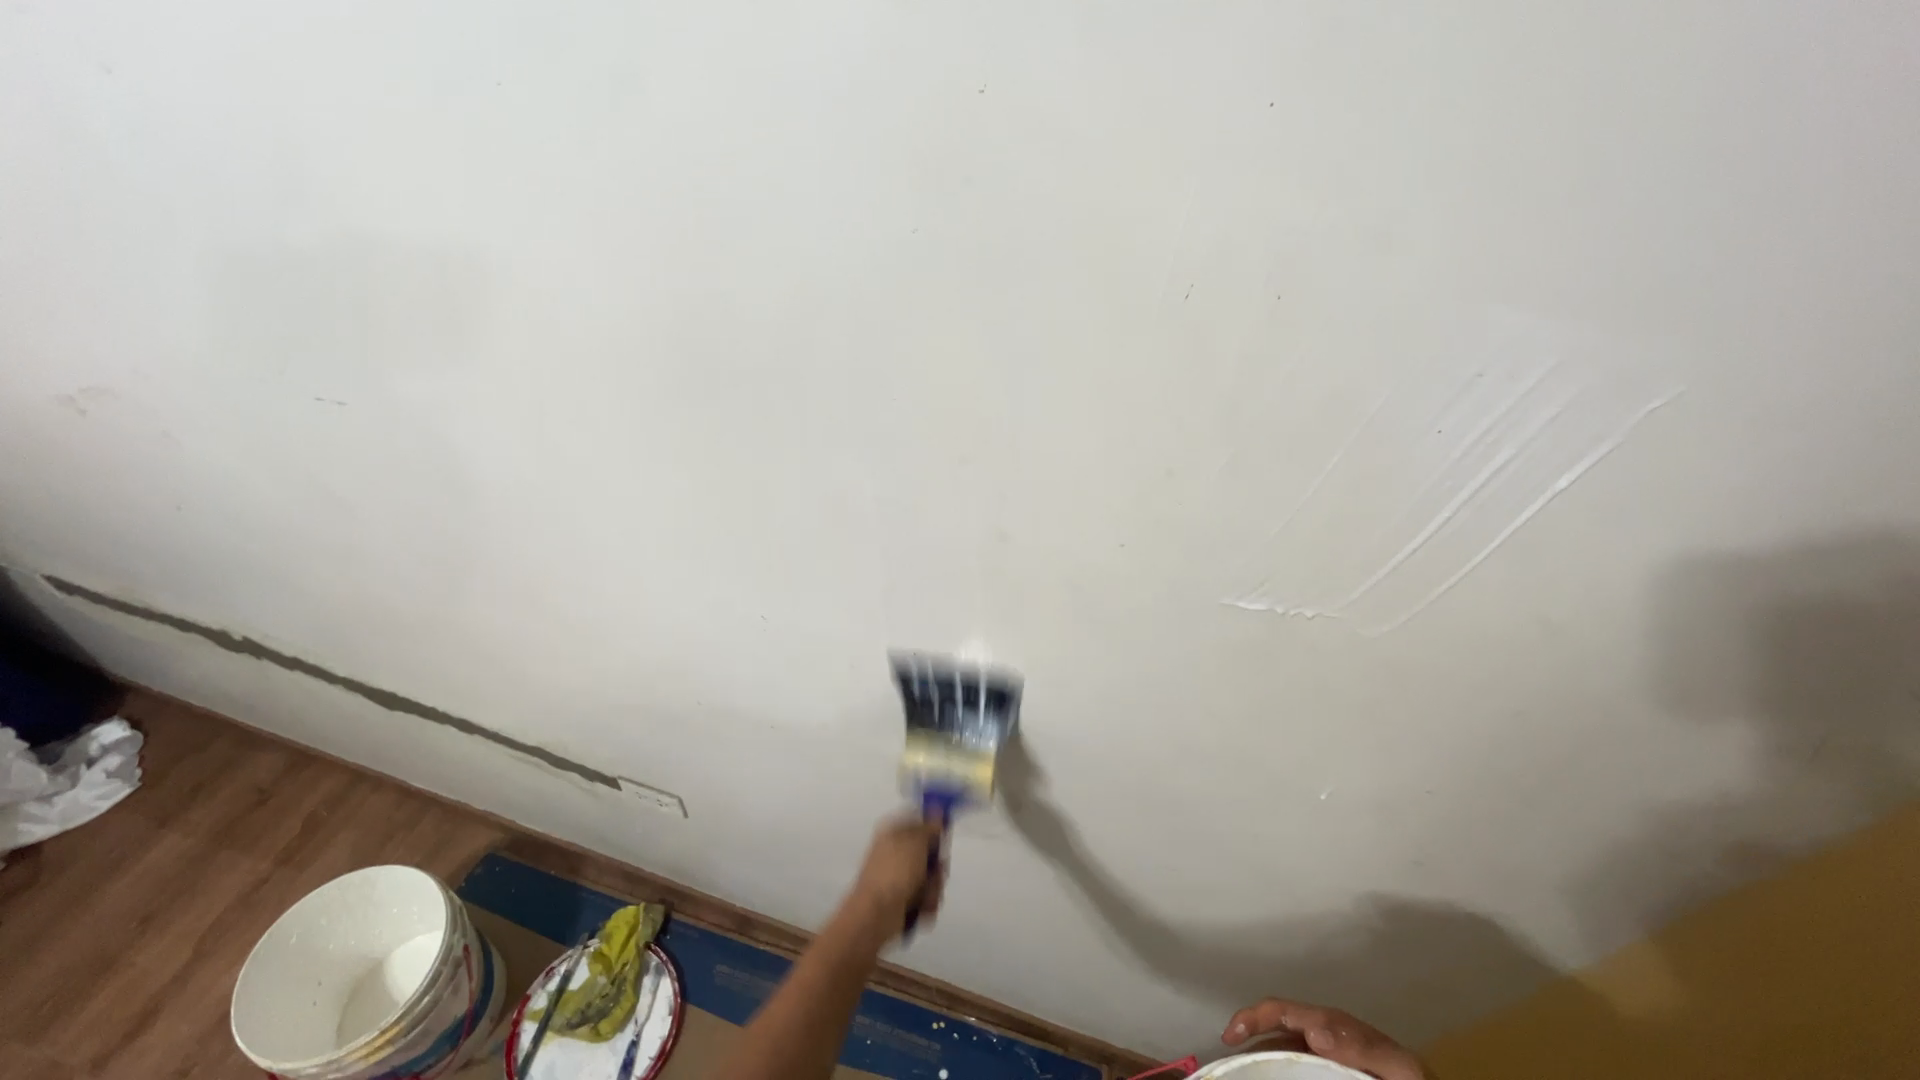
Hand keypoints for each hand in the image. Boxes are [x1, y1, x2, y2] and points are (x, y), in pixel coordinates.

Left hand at [847, 817, 944, 929]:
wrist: (875, 914)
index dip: (934, 828)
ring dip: (933, 888)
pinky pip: (925, 896)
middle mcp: (896, 852)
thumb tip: (937, 811)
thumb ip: (929, 827)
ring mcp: (899, 877)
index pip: (919, 821)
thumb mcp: (915, 841)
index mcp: (893, 832)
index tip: (943, 837)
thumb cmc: (895, 872)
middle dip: (937, 866)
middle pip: (929, 853)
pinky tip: (922, 909)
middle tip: (935, 873)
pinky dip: (927, 903)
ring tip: (925, 897)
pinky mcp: (903, 899)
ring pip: (930, 877)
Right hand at [1222, 998, 1427, 1079]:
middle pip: (1275, 1026)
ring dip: (1258, 1055)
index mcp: (1332, 1025)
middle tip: (1226, 1061)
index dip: (1253, 1017)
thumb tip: (1314, 1032)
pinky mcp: (1325, 1068)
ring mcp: (1323, 1053)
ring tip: (1239, 1072)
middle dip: (1247, 1036)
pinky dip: (1275, 1068)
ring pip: (1280, 1046)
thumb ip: (1360, 1048)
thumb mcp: (1396, 1067)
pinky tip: (1267, 1077)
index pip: (1283, 1011)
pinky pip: (1293, 1063)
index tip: (1230, 1038)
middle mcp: (1322, 1034)